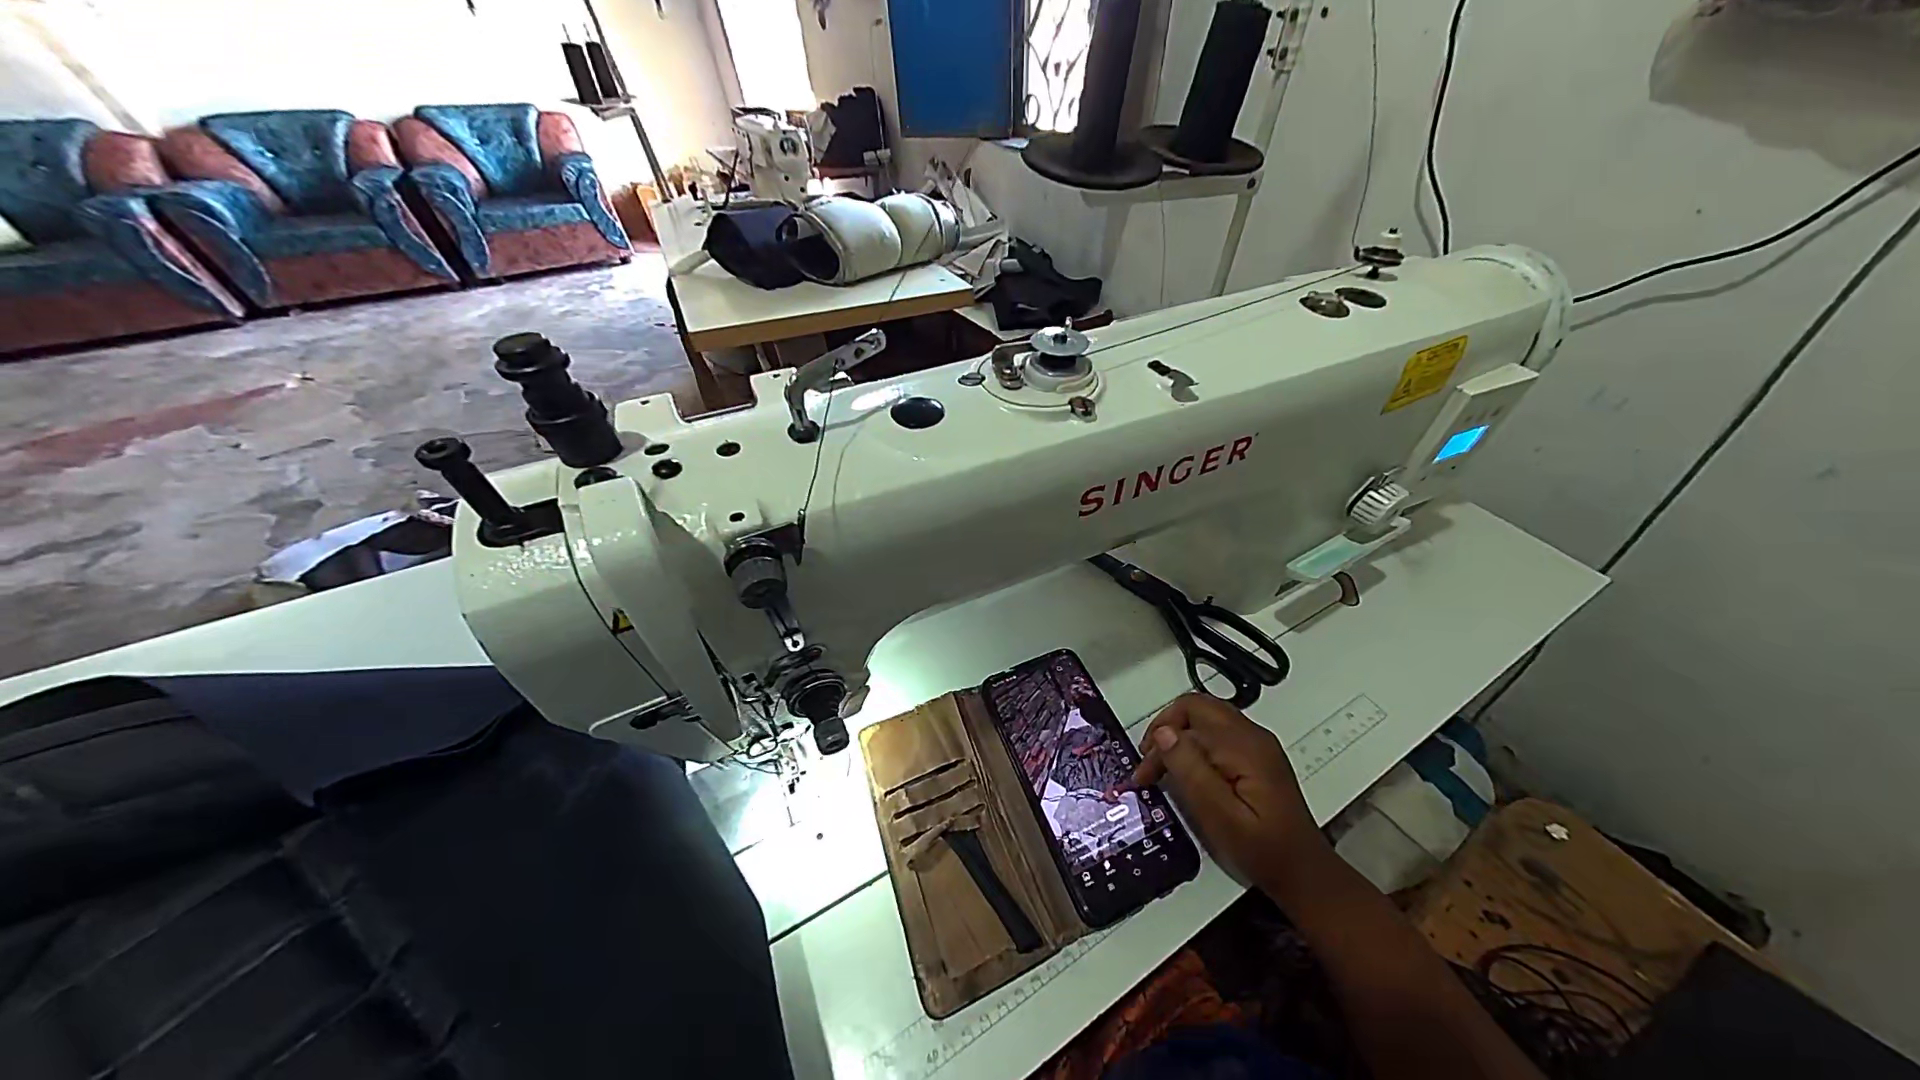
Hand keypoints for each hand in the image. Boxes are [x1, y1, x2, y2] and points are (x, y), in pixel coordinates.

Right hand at [1130, 693, 1331, 894]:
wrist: (1304, 873)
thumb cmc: (1262, 849)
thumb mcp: (1219, 814)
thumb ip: (1190, 769)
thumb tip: (1163, 733)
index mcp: (1244, 745)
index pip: (1190, 711)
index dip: (1160, 731)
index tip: (1146, 768)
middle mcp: (1253, 736)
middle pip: (1197, 708)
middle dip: (1166, 730)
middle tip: (1149, 766)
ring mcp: (1257, 745)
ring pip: (1206, 720)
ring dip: (1179, 739)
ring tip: (1163, 771)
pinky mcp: (1256, 758)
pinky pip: (1217, 736)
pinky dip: (1194, 747)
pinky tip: (1187, 774)